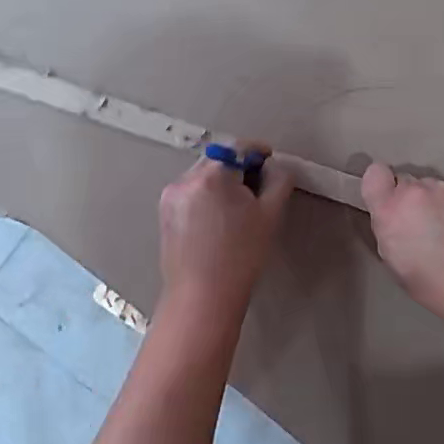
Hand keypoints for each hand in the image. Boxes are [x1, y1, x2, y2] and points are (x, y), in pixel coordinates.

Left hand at [158, 145, 294, 314]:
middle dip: (238, 167)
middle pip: (217, 159)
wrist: (203, 296)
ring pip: (202, 176)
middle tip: (258, 187)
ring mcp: (171, 196)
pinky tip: (219, 219)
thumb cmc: (241, 256)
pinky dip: (206, 196)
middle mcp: (186, 180)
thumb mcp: (271, 214)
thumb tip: (275, 167)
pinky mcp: (164, 213)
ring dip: (221, 181)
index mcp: (212, 176)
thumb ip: (278, 181)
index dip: (257, 150)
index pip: (237, 147)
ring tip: (238, 208)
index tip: (269, 159)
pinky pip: (190, 192)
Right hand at [359, 162, 443, 326]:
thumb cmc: (439, 287)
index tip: (384, 205)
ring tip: (442, 232)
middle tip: (415, 227)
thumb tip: (388, 217)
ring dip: (429, 202)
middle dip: (404, 199)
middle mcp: (418, 192)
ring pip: (427, 186)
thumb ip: (386, 230)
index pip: (374, 173)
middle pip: (402, 180)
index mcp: (392, 211)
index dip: (379, 188)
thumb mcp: (395, 265)